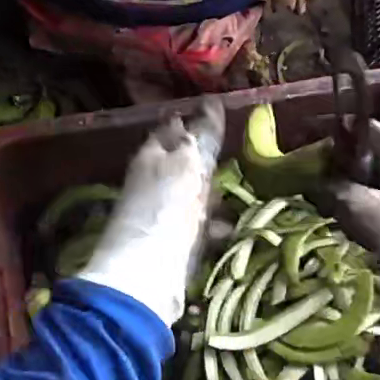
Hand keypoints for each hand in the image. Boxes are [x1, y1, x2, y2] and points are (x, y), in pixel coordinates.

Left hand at [75, 100, 224, 324]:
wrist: (145, 274)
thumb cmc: (165, 209)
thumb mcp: (185, 164)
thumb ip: (200, 137)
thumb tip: (209, 105)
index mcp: (151, 157)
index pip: (171, 131)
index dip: (193, 122)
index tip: (216, 114)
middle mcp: (151, 182)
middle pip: (181, 164)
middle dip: (203, 160)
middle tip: (229, 154)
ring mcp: (160, 216)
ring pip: (190, 196)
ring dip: (210, 194)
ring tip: (233, 193)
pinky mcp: (171, 246)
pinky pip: (196, 227)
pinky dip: (213, 226)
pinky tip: (226, 229)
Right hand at [324, 122, 379, 303]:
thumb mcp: (368, 211)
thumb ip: (339, 192)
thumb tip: (318, 182)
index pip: (368, 129)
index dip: (340, 134)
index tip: (315, 149)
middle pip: (375, 158)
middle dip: (346, 170)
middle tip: (320, 184)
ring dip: (361, 193)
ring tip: (336, 208)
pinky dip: (378, 210)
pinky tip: (362, 225)